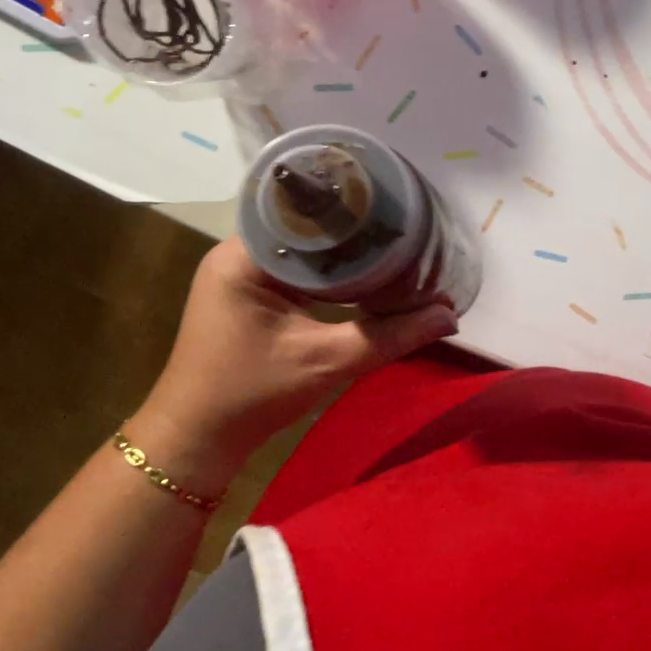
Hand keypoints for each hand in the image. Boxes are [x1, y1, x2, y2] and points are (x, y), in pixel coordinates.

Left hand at [131, 237, 457, 484]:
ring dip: (346, 252)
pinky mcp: (254, 296)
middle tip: (407, 227)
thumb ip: (391, 336)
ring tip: (397, 245)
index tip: (396, 209)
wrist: (199, 441)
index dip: (351, 209)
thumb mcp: (328, 361)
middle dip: (356, 229)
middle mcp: (239, 254)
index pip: (304, 212)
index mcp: (243, 257)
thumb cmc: (252, 394)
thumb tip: (450, 316)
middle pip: (308, 228)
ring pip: (307, 249)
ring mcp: (244, 275)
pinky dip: (333, 272)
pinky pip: (301, 270)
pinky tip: (369, 275)